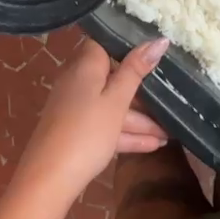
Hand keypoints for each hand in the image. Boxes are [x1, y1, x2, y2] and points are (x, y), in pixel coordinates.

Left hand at [14, 38, 169, 203]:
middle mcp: (77, 80)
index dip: (129, 45)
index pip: (106, 43)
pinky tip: (153, 145)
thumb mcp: (116, 101)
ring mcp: (76, 106)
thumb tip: (159, 39)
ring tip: (170, 133)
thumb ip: (136, 70)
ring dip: (139, 119)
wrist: (48, 179)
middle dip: (142, 91)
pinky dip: (126, 133)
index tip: (155, 52)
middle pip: (113, 77)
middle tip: (171, 96)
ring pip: (111, 105)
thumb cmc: (86, 132)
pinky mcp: (76, 129)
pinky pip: (105, 123)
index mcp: (85, 65)